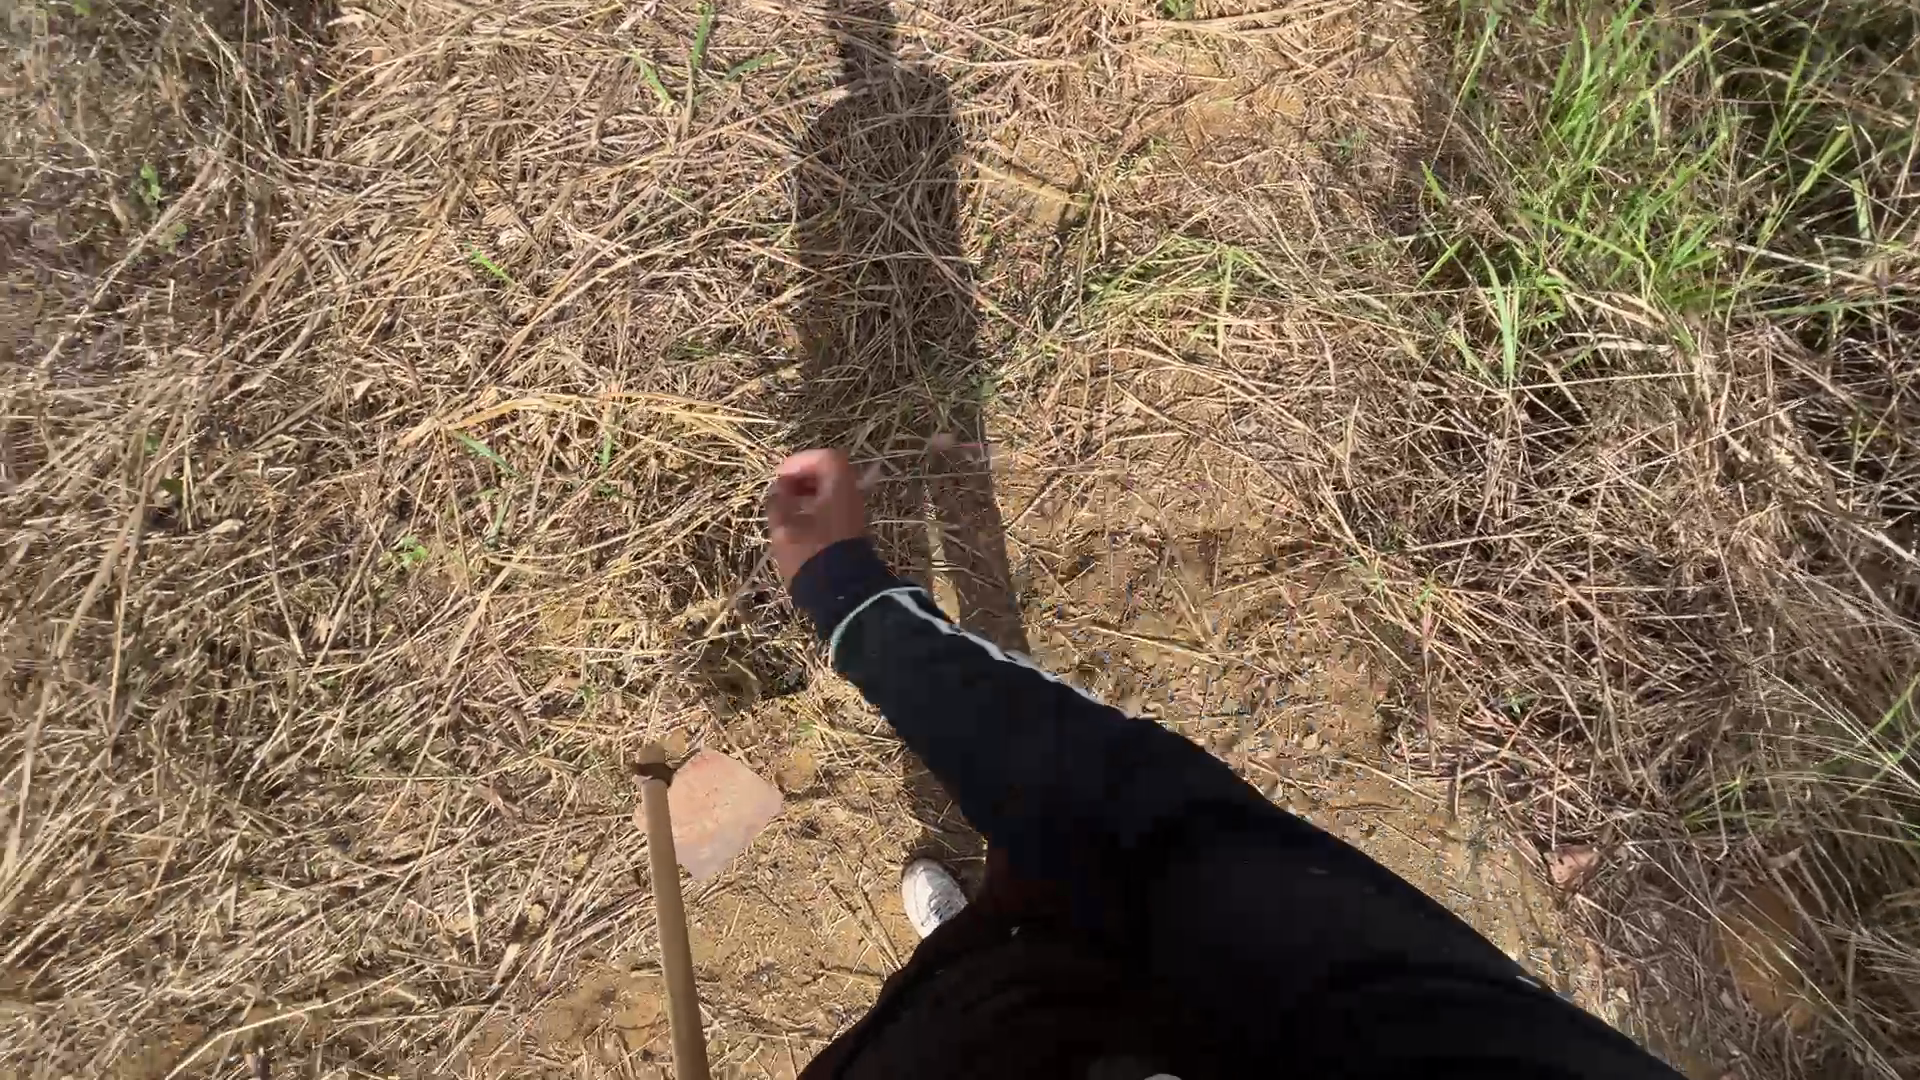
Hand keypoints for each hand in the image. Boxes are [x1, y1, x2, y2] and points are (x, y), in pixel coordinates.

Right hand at [766, 449, 866, 583]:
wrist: (841, 591)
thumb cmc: (810, 552)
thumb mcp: (784, 525)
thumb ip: (779, 500)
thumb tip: (780, 489)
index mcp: (840, 488)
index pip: (826, 458)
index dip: (801, 461)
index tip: (781, 476)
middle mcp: (852, 497)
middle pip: (830, 475)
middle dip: (803, 478)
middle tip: (781, 491)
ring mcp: (854, 516)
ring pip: (831, 494)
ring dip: (807, 496)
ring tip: (784, 510)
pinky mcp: (851, 534)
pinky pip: (833, 511)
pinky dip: (814, 511)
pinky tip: (796, 526)